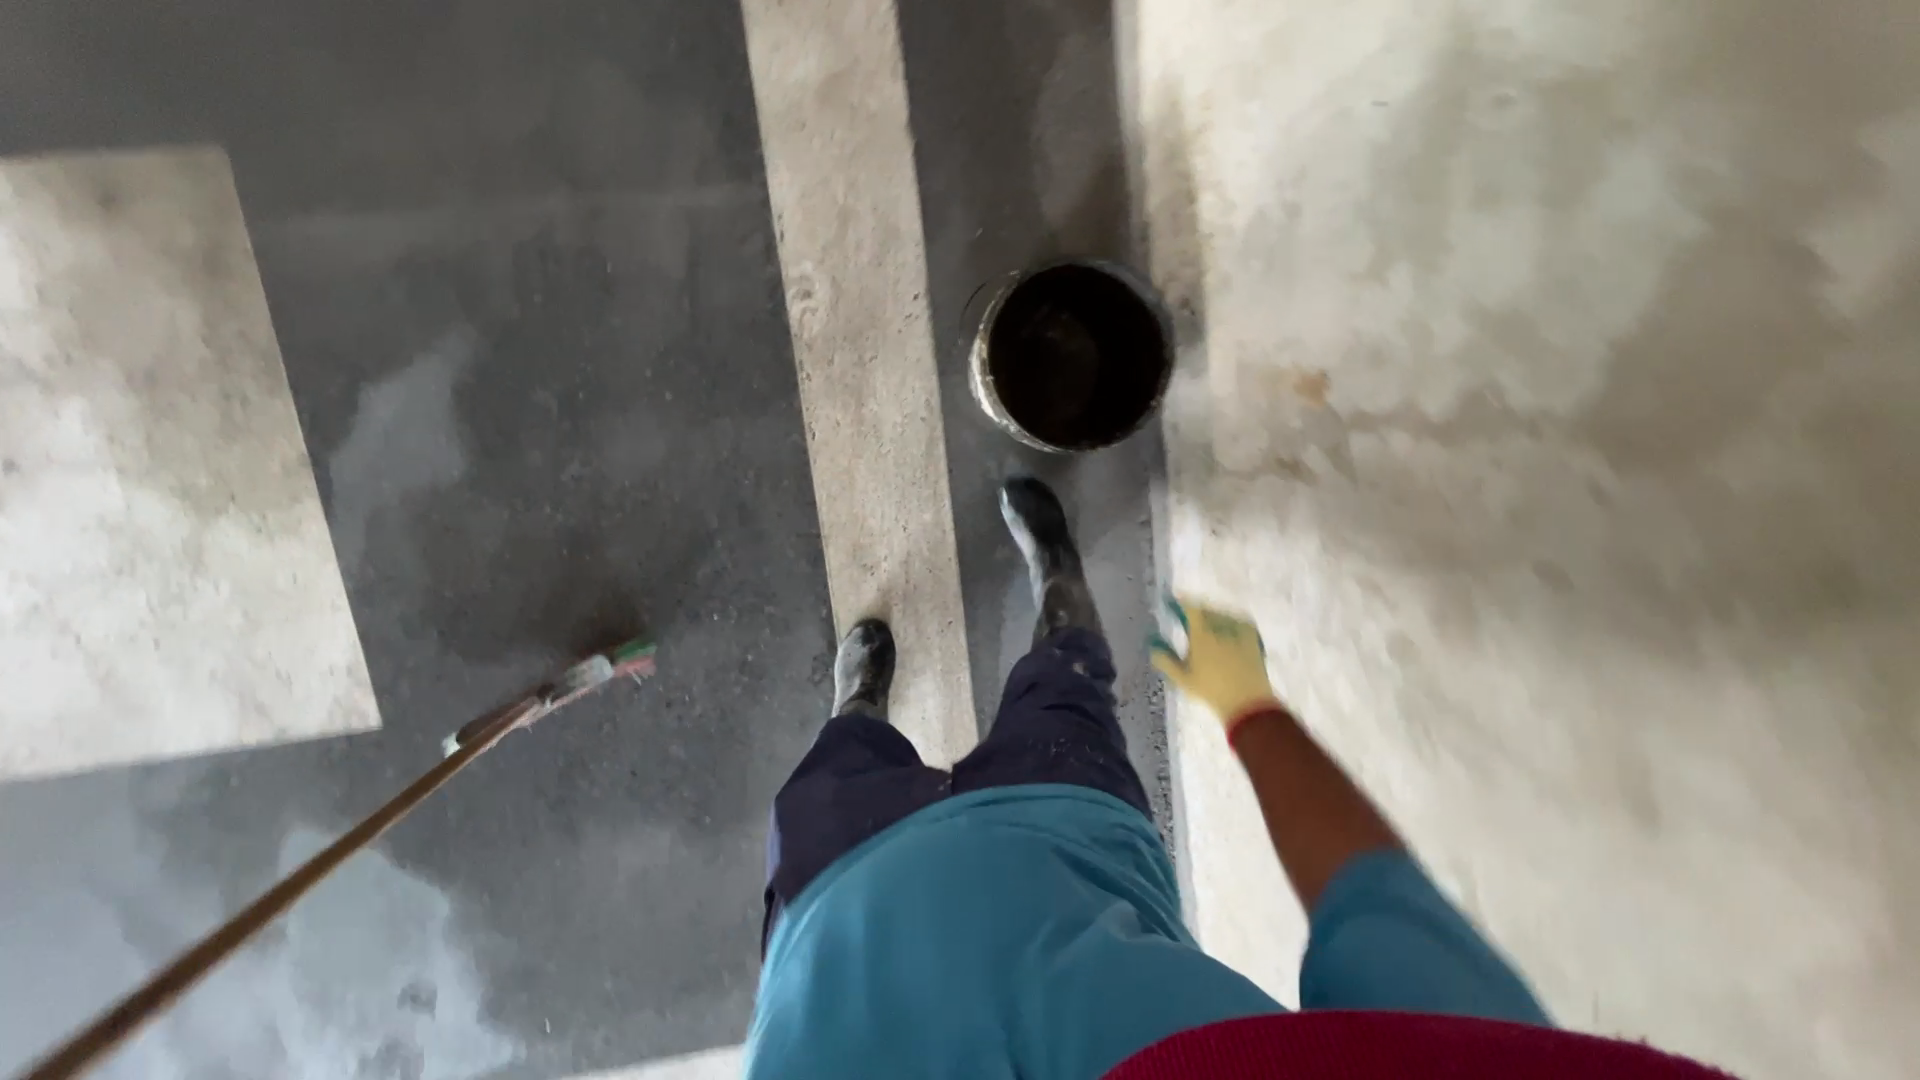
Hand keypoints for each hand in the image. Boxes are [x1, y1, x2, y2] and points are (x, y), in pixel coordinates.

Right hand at [1149, 596, 1281, 731]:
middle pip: (1206, 609)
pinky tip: (1228, 631)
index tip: (1173, 602)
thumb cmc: (1211, 691)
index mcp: (1201, 633)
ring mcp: (1239, 631)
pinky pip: (1240, 621)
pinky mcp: (1254, 638)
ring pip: (1223, 614)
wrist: (1247, 703)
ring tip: (1208, 626)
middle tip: (1189, 618)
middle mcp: (1220, 626)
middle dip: (1197, 611)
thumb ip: (1165, 660)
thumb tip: (1153, 646)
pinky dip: (1231, 622)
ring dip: (1213, 616)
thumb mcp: (1182, 678)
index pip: (1189, 607)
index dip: (1180, 602)